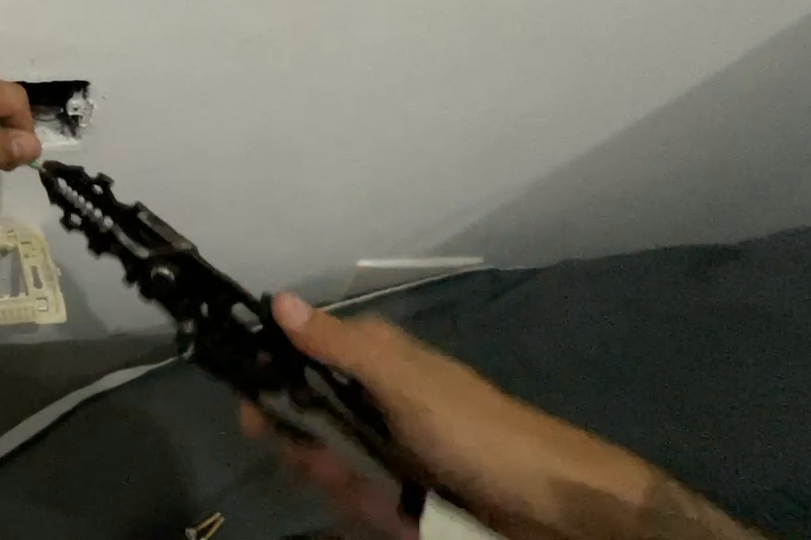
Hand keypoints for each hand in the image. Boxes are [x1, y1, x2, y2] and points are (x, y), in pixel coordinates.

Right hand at [240, 294, 656, 539]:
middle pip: (307, 407)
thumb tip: (276, 298)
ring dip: (325, 473)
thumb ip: (336, 344)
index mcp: (370, 355)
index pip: (299, 350)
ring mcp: (389, 442)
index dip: (268, 373)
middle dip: (293, 436)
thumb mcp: (401, 382)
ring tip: (347, 492)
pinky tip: (373, 512)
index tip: (246, 401)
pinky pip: (362, 490)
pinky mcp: (406, 488)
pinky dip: (356, 502)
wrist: (564, 512)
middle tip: (290, 458)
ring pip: (330, 452)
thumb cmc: (476, 431)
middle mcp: (373, 393)